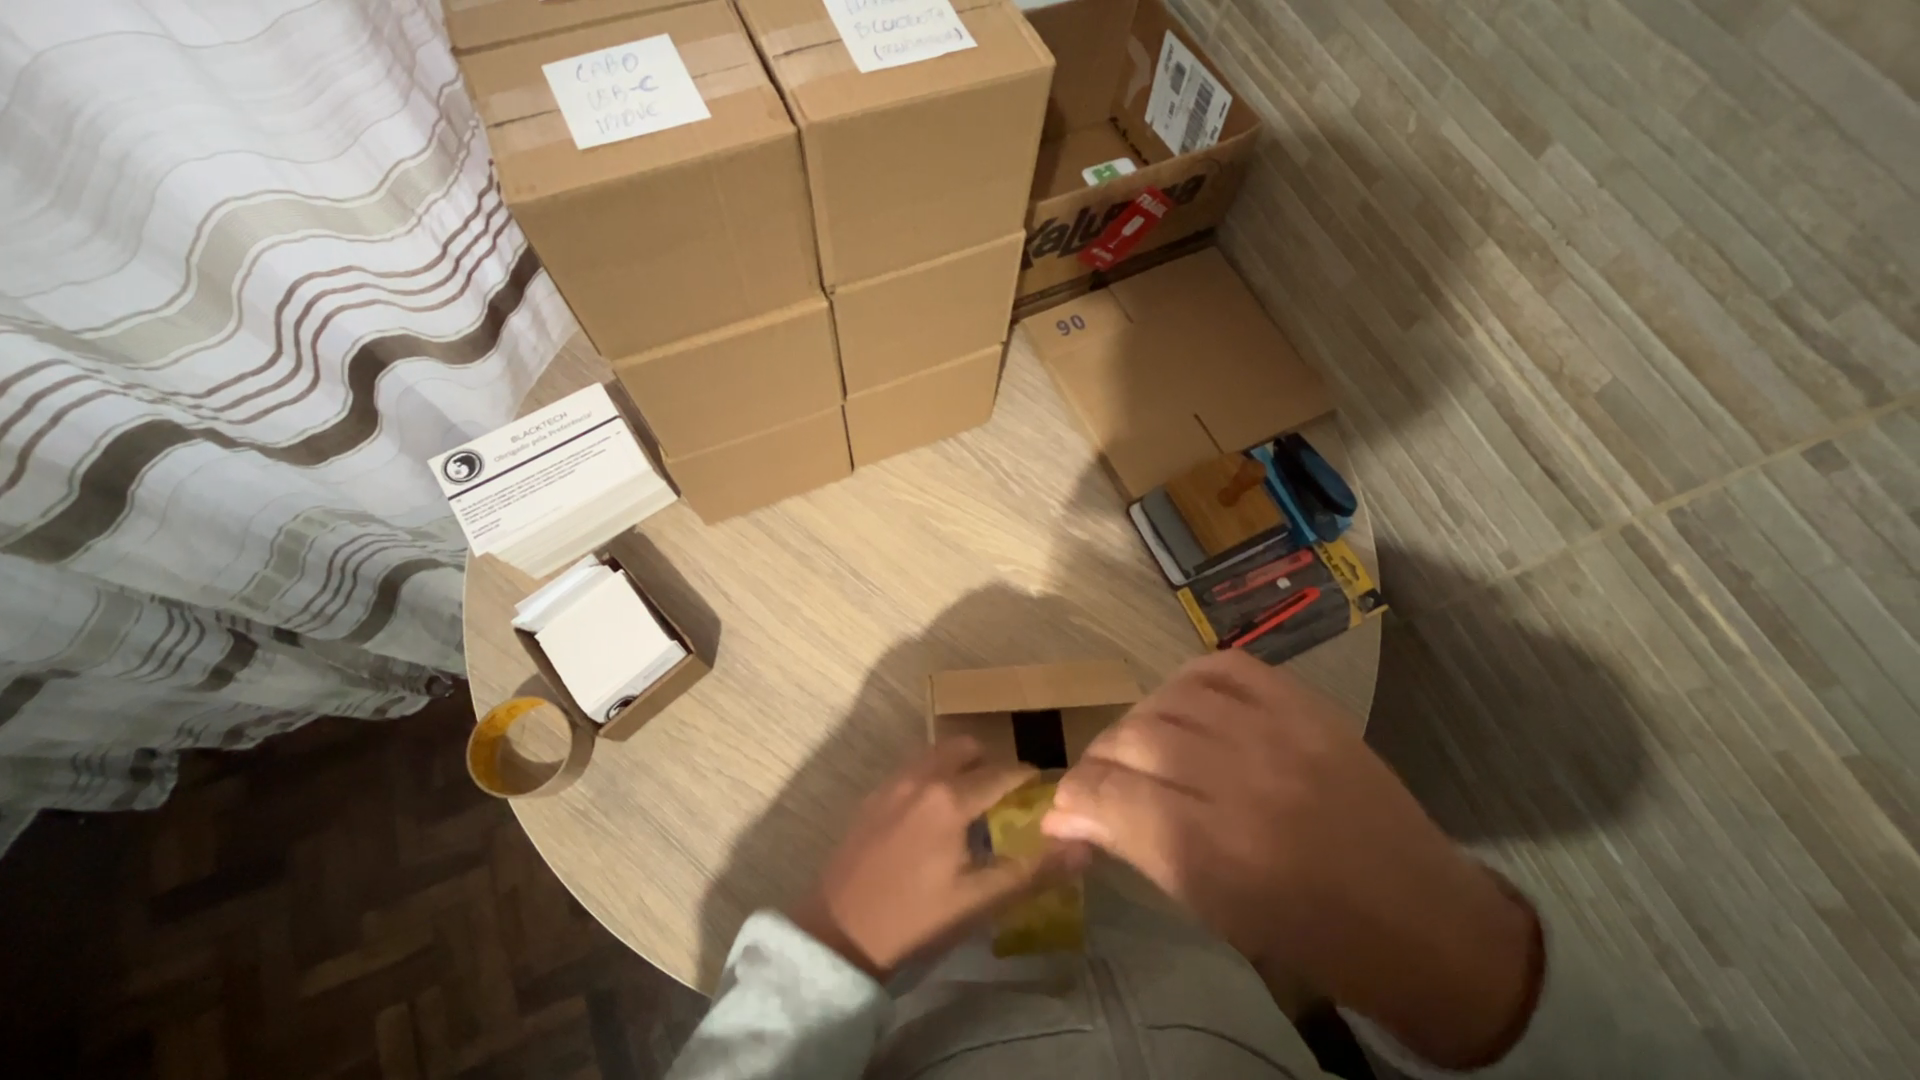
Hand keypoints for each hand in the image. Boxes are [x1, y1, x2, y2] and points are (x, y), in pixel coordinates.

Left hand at [790, 736, 1089, 981]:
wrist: (838, 935)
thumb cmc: (915, 921)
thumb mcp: (981, 902)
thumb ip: (1035, 871)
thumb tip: (1084, 847)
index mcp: (951, 797)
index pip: (1005, 771)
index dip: (1032, 780)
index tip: (1047, 795)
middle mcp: (920, 777)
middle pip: (966, 747)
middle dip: (992, 764)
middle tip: (1008, 798)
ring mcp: (891, 784)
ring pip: (935, 755)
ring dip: (960, 767)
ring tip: (974, 807)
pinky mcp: (871, 798)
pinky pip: (912, 770)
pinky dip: (933, 778)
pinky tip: (935, 820)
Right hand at [1042, 650, 1541, 1068]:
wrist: (1417, 918)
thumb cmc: (1306, 936)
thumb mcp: (1209, 908)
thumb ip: (1133, 848)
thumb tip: (1062, 815)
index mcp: (1212, 850)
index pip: (1108, 794)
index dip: (1072, 798)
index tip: (1064, 809)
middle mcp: (1241, 779)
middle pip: (1134, 737)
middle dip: (1100, 760)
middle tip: (1101, 783)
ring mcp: (1279, 734)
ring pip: (1170, 699)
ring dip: (1138, 722)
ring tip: (1142, 748)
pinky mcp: (1307, 707)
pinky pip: (1224, 667)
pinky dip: (1188, 682)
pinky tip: (1183, 706)